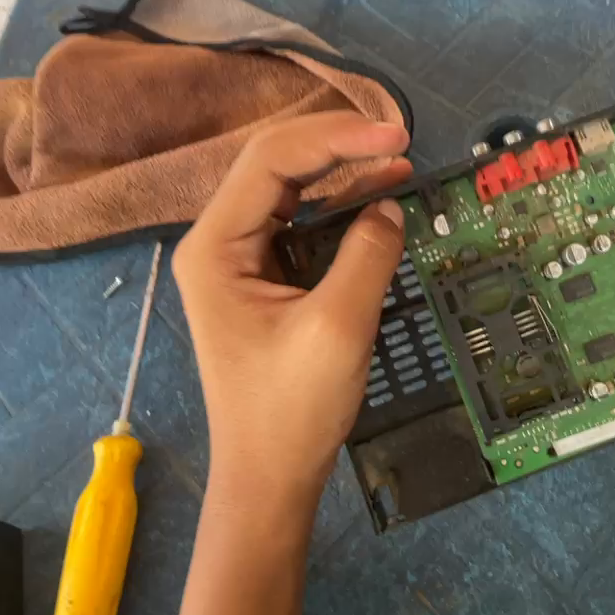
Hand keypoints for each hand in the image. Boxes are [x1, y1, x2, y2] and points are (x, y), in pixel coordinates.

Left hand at [173, 112, 411, 507]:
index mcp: (216, 246)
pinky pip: (301, 221)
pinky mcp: (263, 275)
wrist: (268, 477)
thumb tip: (389, 205)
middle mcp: (218, 240)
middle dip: (338, 144)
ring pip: (290, 188)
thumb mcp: (338, 328)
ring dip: (342, 170)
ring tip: (397, 158)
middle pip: (277, 164)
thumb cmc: (290, 411)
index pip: (272, 161)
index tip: (396, 136)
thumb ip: (366, 255)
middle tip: (398, 139)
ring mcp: (239, 257)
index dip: (336, 138)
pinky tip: (378, 193)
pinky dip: (340, 204)